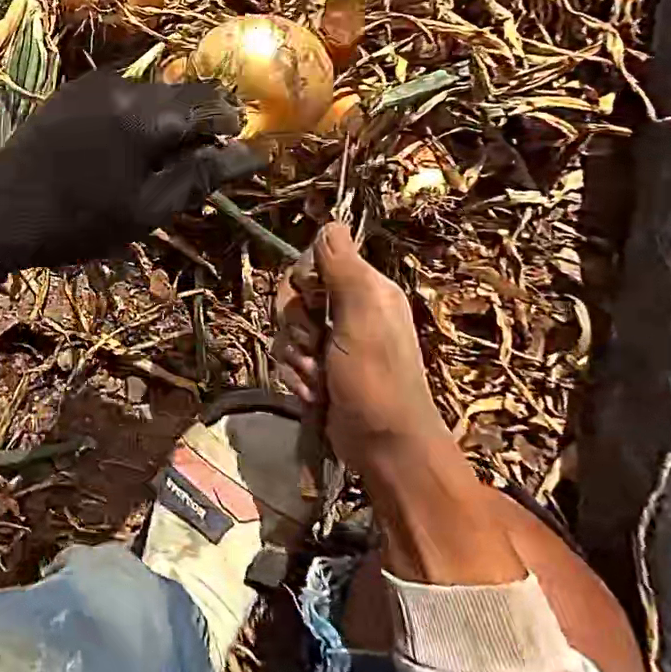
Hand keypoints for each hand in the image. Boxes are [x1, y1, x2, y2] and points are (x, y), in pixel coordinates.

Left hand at [0, 72, 264, 291]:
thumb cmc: (79, 220)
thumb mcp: (149, 208)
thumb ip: (203, 175)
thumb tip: (253, 153)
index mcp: (149, 114)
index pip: (212, 103)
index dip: (229, 125)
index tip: (229, 151)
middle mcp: (124, 84)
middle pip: (181, 92)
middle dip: (197, 122)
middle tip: (193, 162)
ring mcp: (93, 83)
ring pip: (151, 92)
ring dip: (165, 118)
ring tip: (155, 159)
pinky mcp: (71, 90)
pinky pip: (120, 94)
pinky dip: (135, 114)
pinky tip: (122, 147)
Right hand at [273, 223, 447, 471]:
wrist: (384, 450)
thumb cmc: (378, 381)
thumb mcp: (363, 317)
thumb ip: (344, 268)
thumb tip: (331, 222)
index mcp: (366, 289)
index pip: (314, 258)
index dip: (303, 279)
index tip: (313, 302)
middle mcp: (349, 308)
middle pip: (294, 292)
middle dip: (294, 322)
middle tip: (313, 344)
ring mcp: (333, 339)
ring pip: (286, 325)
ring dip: (294, 354)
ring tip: (317, 377)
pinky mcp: (320, 366)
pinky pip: (288, 354)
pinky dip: (295, 374)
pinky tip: (314, 392)